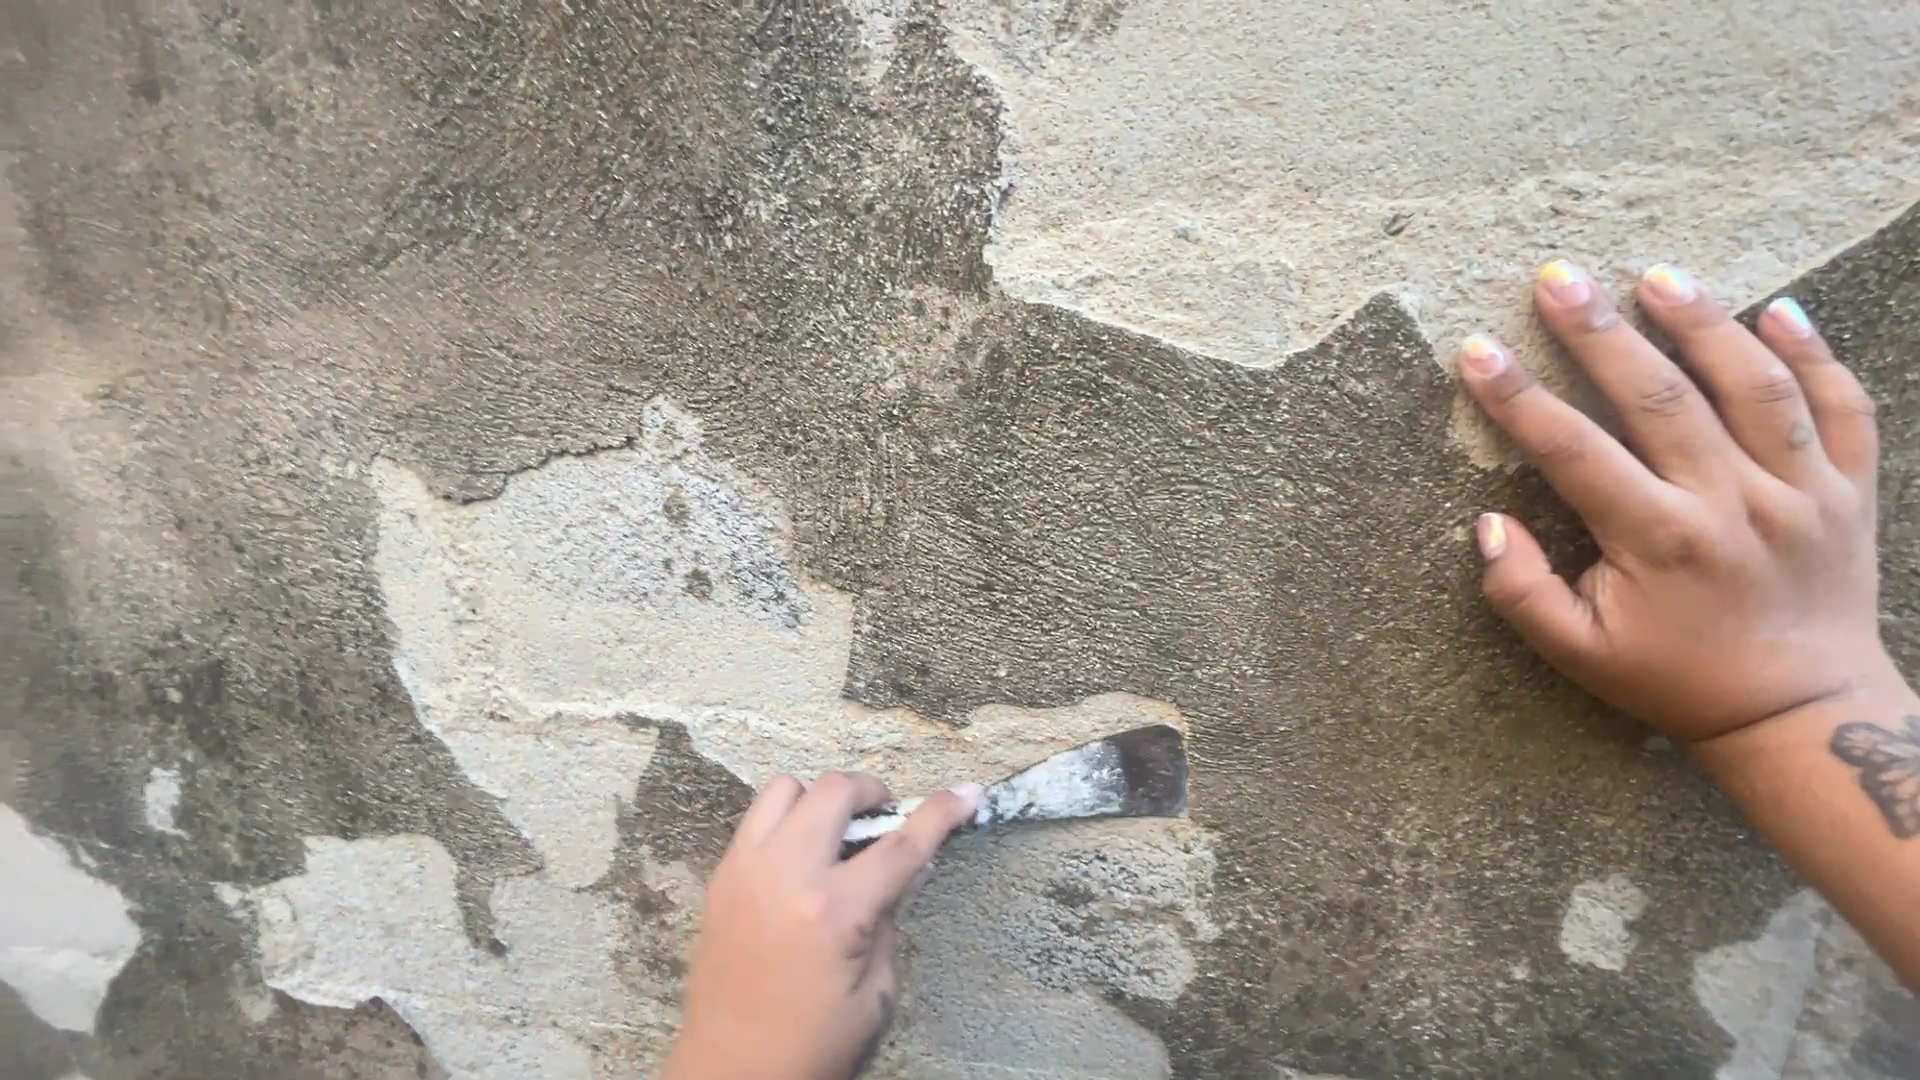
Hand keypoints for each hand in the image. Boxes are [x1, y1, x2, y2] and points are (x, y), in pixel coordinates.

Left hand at [663, 772, 982, 1079]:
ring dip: (820, 799)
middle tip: (883, 821)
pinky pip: (757, 816)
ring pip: (787, 787)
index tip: (967, 792)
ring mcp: (745, 869)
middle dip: (871, 792)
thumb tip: (913, 862)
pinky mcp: (721, 875)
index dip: (940, 813)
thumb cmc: (812, 1046)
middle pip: (835, 790)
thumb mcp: (875, 993)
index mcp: (832, 913)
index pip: (900, 845)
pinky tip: (800, 856)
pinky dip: (787, 818)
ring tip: (834, 834)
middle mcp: (785, 875)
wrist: (726, 1075)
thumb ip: (892, 916)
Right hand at [1458, 260, 1890, 741]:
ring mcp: (1802, 492)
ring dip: (1703, 323)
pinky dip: (1814, 354)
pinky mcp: (1848, 492)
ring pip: (1755, 386)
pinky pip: (1842, 408)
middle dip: (1600, 332)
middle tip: (1559, 278)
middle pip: (1660, 396)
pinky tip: (1778, 311)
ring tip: (1657, 275)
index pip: (1572, 450)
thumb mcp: (1572, 650)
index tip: (1476, 353)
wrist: (1801, 713)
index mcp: (1657, 539)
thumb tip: (1486, 523)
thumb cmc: (1669, 678)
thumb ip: (1518, 588)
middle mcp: (1732, 502)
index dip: (1516, 398)